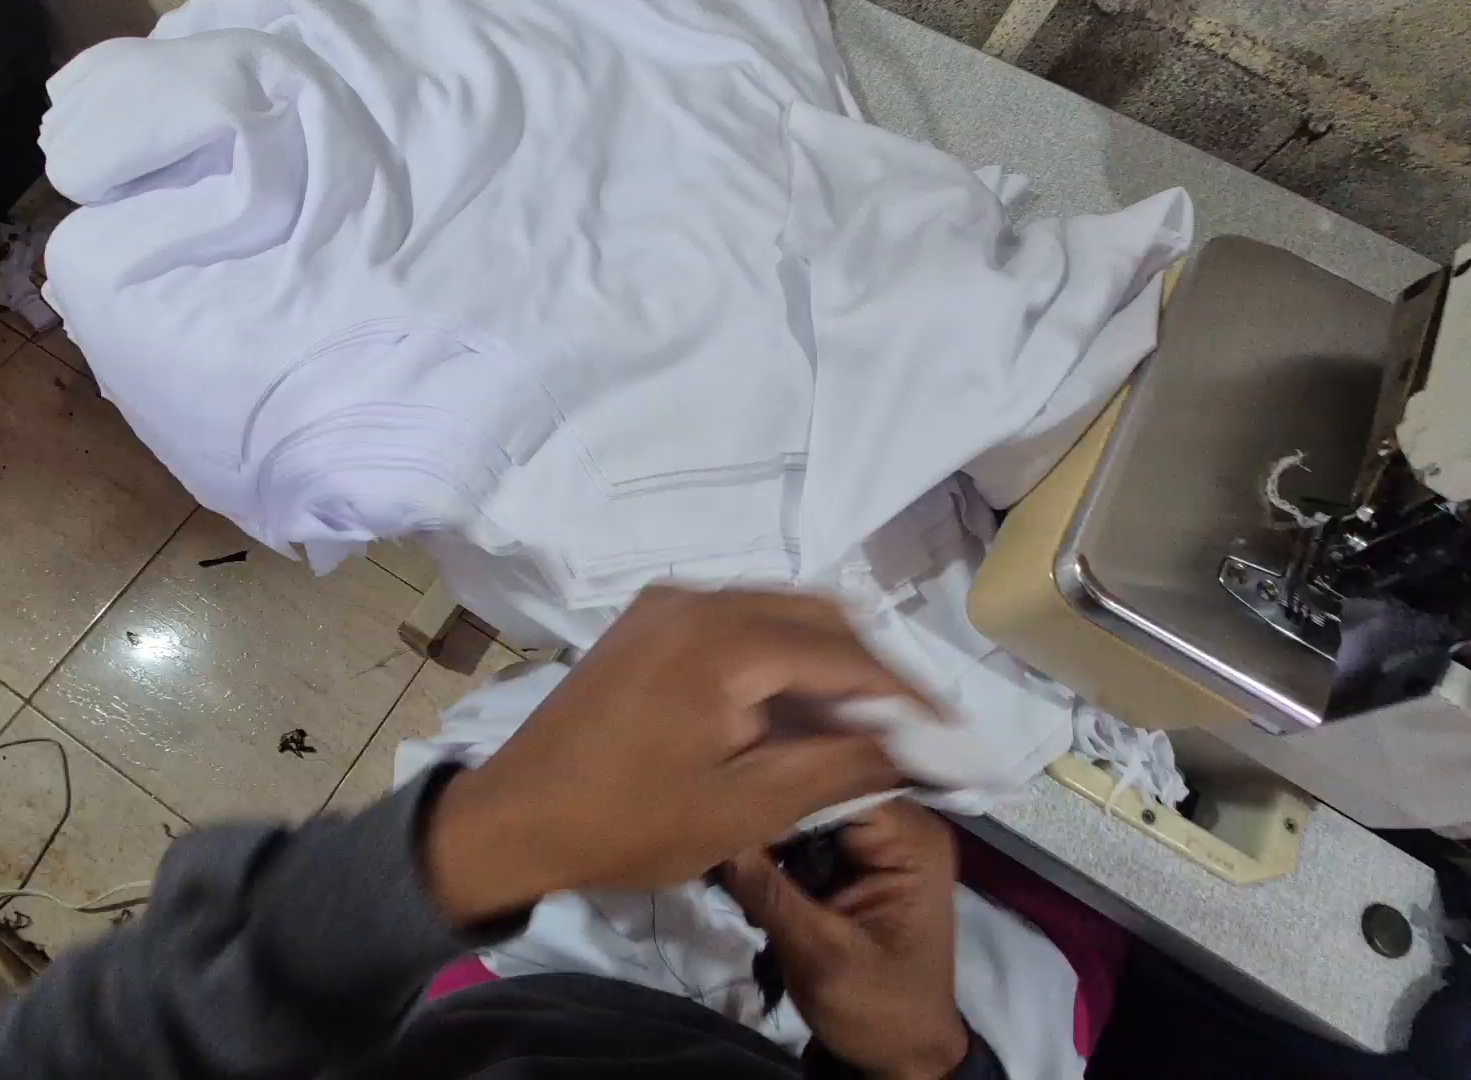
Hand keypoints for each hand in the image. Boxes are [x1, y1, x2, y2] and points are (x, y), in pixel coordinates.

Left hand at [424, 585, 930, 922]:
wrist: (517, 814)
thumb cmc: (627, 822)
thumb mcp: (744, 807)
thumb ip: (837, 764)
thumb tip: (911, 743)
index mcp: (720, 638)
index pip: (842, 651)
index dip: (906, 693)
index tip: (954, 734)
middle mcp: (692, 597)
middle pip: (811, 613)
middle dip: (868, 667)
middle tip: (907, 727)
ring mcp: (662, 603)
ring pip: (772, 611)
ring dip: (822, 658)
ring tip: (856, 719)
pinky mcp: (644, 620)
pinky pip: (731, 620)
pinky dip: (773, 653)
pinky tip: (787, 700)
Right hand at [722, 803, 967, 1079]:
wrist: (901, 1056)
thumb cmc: (877, 1009)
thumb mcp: (819, 955)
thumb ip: (767, 889)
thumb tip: (713, 830)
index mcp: (909, 837)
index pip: (831, 781)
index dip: (776, 788)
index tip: (723, 803)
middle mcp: (896, 822)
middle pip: (814, 788)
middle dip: (765, 811)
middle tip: (712, 832)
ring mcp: (875, 836)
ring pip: (802, 807)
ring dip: (762, 830)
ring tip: (720, 852)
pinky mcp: (852, 853)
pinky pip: (801, 830)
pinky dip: (770, 849)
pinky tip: (739, 864)